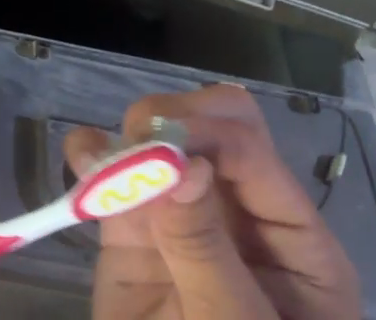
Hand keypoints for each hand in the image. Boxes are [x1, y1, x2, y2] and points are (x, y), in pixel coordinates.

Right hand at [65, 85, 360, 319]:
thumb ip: (207, 251)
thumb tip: (181, 161)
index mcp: (292, 237)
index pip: (249, 147)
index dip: (204, 133)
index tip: (156, 148)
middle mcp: (237, 213)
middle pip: (210, 123)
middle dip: (167, 123)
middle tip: (135, 153)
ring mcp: (181, 218)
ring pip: (157, 137)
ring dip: (127, 136)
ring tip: (104, 169)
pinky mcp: (130, 234)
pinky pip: (111, 172)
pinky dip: (91, 155)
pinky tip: (83, 167)